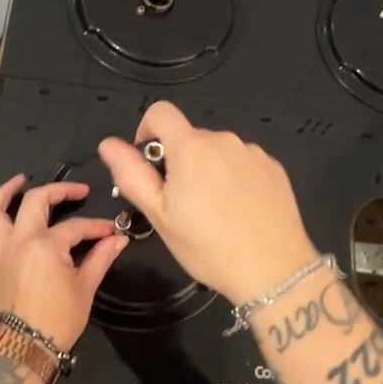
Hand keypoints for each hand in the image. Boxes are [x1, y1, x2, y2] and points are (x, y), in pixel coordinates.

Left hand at [0, 175, 127, 350]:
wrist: (27, 346)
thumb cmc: (60, 319)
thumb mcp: (86, 286)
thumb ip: (101, 256)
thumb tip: (118, 238)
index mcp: (47, 245)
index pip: (77, 227)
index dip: (97, 228)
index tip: (112, 232)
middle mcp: (20, 240)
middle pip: (36, 202)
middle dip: (59, 191)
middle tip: (76, 191)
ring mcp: (0, 250)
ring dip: (4, 192)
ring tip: (18, 181)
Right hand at [97, 102, 318, 303]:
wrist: (274, 271)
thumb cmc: (208, 246)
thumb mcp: (159, 215)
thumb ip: (131, 173)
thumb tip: (108, 144)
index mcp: (192, 147)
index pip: (160, 112)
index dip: (146, 131)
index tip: (149, 165)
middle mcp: (224, 140)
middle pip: (190, 138)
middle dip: (179, 162)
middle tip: (181, 205)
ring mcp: (253, 153)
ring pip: (217, 152)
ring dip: (207, 171)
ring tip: (213, 213)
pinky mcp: (274, 168)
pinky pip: (243, 163)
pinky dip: (234, 179)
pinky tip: (238, 212)